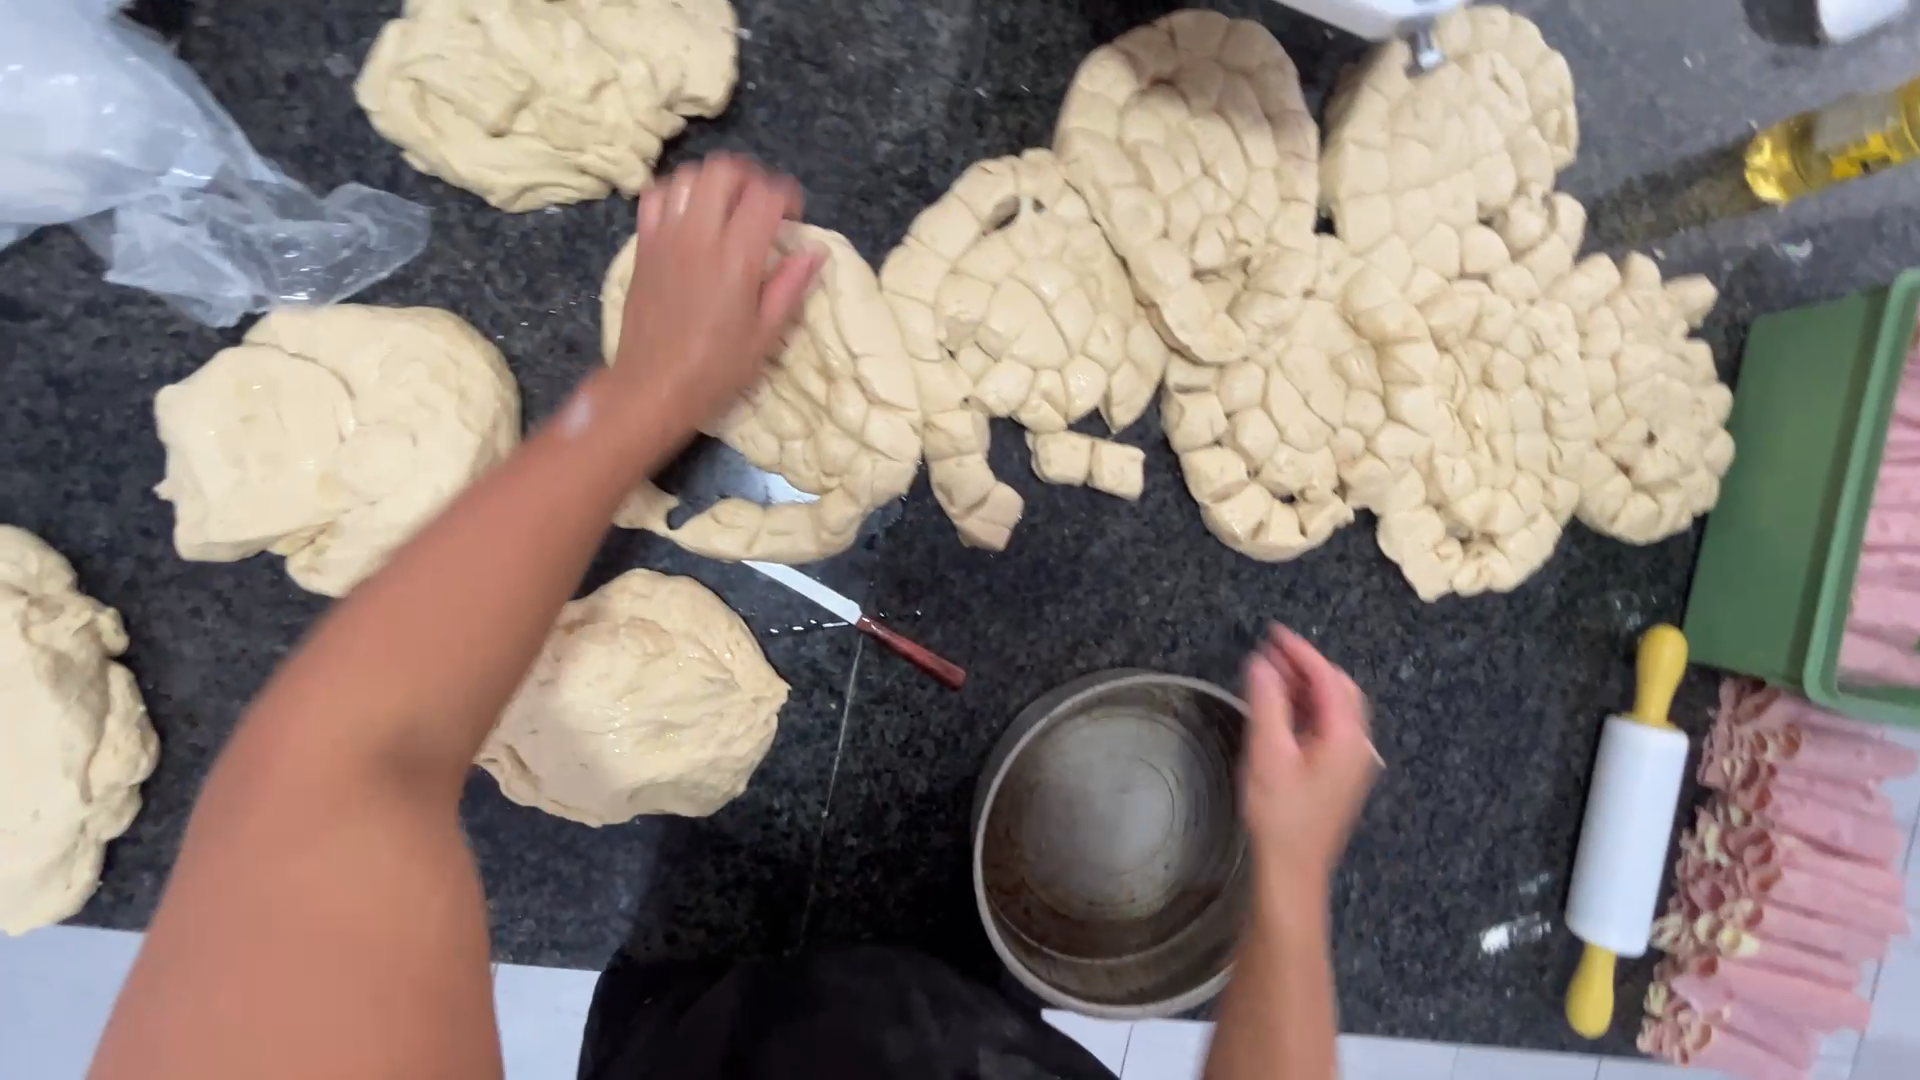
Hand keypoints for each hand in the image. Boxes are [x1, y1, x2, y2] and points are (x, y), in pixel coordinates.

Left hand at [609, 153, 824, 428]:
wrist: (653, 386)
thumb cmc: (717, 369)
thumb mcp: (765, 335)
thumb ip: (790, 286)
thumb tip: (815, 250)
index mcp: (737, 258)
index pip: (766, 196)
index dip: (787, 196)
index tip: (794, 217)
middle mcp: (699, 235)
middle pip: (725, 171)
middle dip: (751, 178)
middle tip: (763, 205)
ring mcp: (666, 235)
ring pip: (689, 176)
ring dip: (715, 182)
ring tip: (729, 207)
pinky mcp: (644, 244)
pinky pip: (657, 196)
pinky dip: (678, 193)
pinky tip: (690, 216)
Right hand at [1240, 625, 1379, 894]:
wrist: (1293, 867)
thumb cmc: (1280, 812)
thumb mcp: (1268, 752)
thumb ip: (1267, 702)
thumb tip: (1262, 663)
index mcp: (1346, 736)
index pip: (1328, 678)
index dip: (1301, 651)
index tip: (1273, 632)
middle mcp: (1357, 744)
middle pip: (1338, 689)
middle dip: (1305, 665)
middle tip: (1270, 650)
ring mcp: (1350, 760)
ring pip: (1333, 707)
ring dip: (1303, 684)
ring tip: (1269, 671)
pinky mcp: (1338, 772)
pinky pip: (1327, 724)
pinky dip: (1305, 706)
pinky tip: (1280, 705)